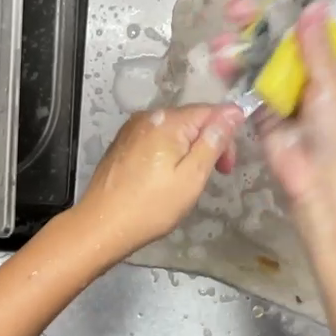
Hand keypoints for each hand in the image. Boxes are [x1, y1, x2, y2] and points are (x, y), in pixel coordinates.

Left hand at [69, 104, 243, 261]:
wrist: (102, 224)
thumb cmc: (151, 205)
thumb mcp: (191, 177)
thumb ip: (213, 142)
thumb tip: (233, 111)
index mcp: (167, 121)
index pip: (211, 111)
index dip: (227, 134)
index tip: (227, 166)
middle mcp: (148, 116)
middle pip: (191, 119)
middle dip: (208, 142)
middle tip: (213, 176)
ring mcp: (132, 128)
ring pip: (174, 129)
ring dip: (189, 149)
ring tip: (188, 180)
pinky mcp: (123, 142)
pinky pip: (156, 138)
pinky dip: (169, 151)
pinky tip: (166, 176)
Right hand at [212, 0, 335, 244]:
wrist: (323, 185)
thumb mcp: (330, 86)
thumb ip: (314, 48)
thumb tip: (313, 4)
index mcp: (330, 65)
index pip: (313, 22)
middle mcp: (306, 74)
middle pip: (278, 37)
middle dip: (257, 19)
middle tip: (235, 9)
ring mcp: (282, 93)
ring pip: (257, 59)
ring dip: (239, 46)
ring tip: (221, 41)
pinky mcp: (262, 113)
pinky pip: (245, 85)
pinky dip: (232, 72)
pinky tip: (220, 63)